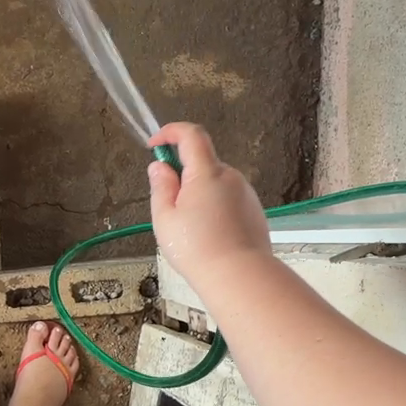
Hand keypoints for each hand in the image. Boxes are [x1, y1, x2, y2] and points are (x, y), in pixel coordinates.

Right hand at [147, 123, 273, 288]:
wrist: (237, 273)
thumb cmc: (194, 246)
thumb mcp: (164, 217)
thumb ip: (161, 186)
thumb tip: (159, 167)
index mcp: (206, 173)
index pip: (191, 135)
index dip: (170, 132)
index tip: (154, 144)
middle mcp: (230, 176)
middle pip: (202, 161)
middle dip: (180, 172)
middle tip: (164, 203)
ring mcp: (244, 192)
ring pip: (213, 181)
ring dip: (194, 192)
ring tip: (184, 225)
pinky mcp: (252, 208)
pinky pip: (225, 197)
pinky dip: (210, 205)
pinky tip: (203, 232)